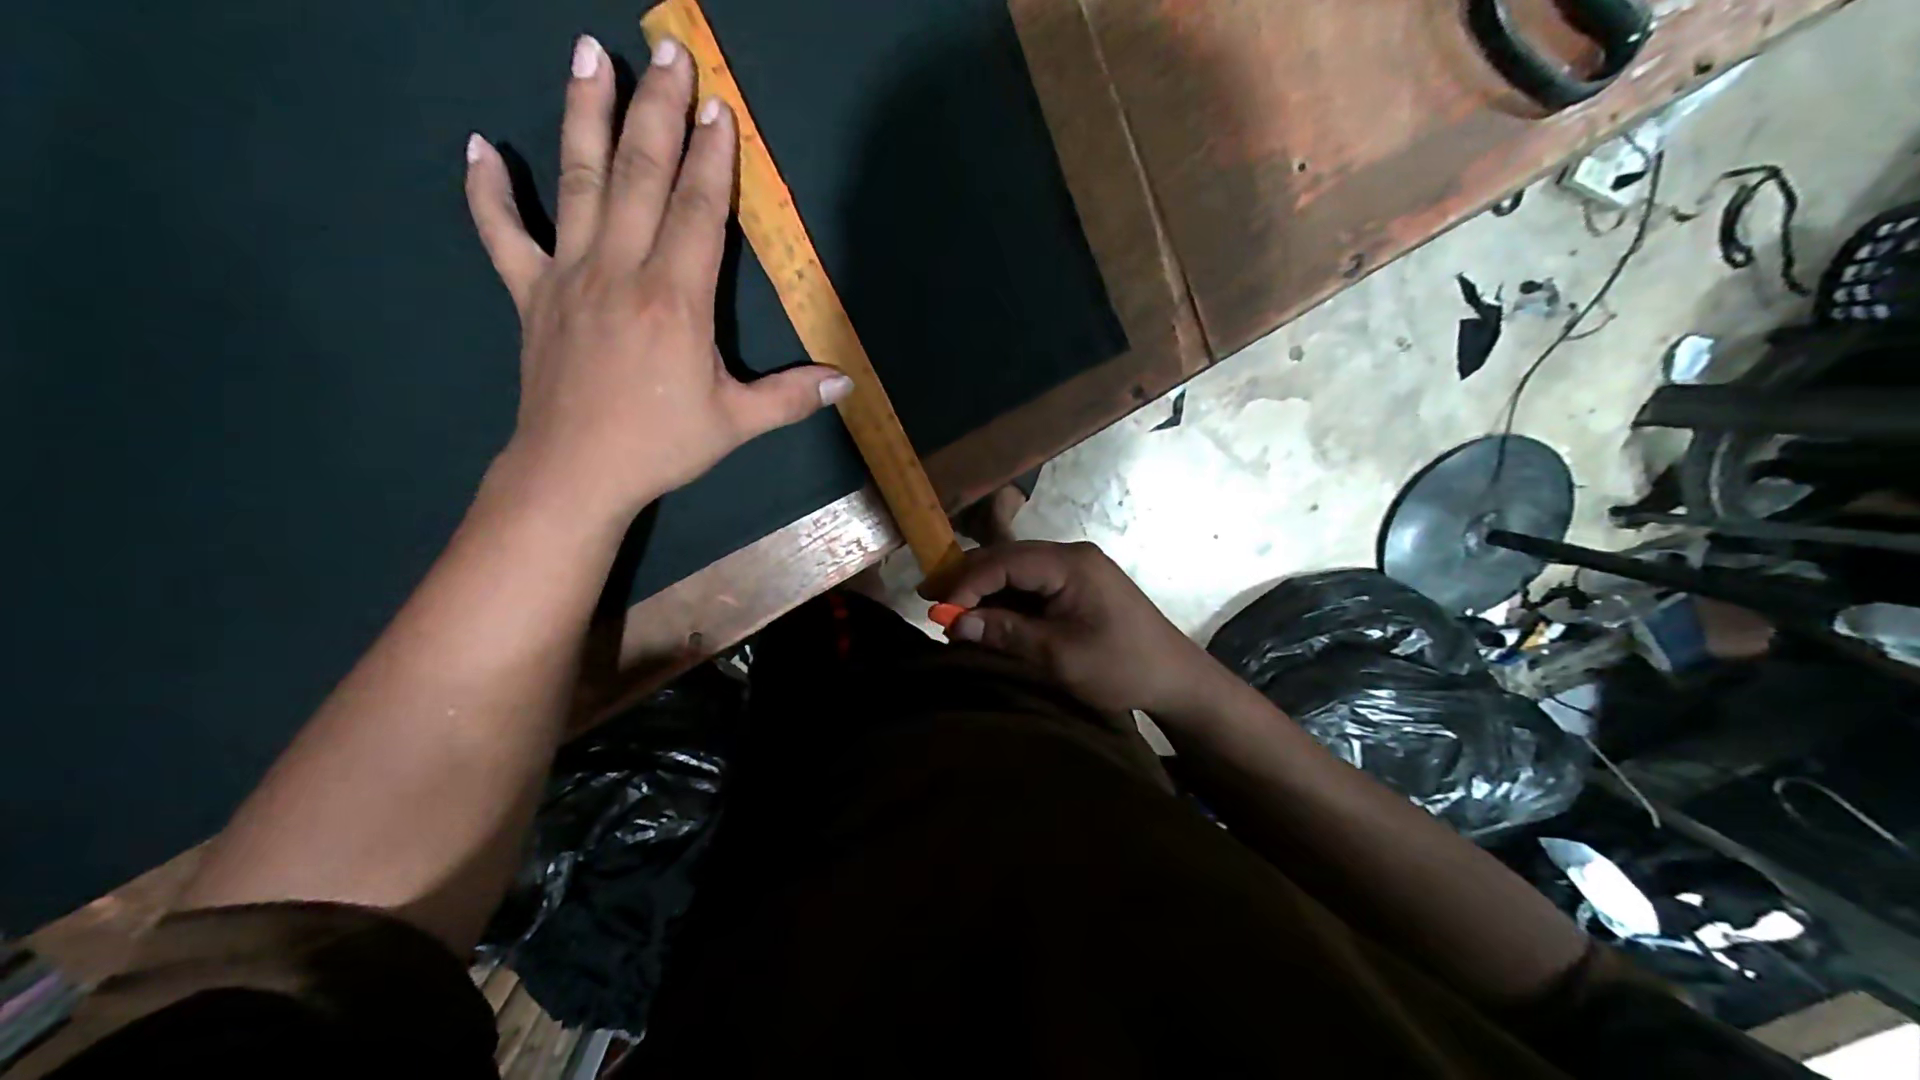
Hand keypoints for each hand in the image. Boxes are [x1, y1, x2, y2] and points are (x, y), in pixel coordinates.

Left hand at [463, 34, 853, 525]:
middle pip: (641, 174)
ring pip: (577, 181)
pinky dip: (488, 191)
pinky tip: (480, 146)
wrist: (574, 473)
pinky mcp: (530, 295)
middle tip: (668, 49)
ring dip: (584, 114)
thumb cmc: (660, 445)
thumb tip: (848, 384)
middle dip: (658, 109)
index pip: (698, 210)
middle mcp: (620, 270)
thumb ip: (791, 398)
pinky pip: (502, 234)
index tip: (718, 107)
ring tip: (589, 53)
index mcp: (674, 299)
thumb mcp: (736, 424)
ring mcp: (568, 276)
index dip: (712, 157)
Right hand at [922, 540, 1235, 718]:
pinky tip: (985, 614)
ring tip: (950, 610)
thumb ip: (1006, 634)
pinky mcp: (1077, 585)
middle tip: (930, 602)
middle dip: (968, 579)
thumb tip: (954, 623)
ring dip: (984, 589)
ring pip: (1016, 569)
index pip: (1006, 561)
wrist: (1176, 679)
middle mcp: (1072, 556)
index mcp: (1072, 564)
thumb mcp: (1060, 656)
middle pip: (1008, 558)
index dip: (967, 582)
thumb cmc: (1122, 667)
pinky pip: (1031, 583)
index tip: (939, 610)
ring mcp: (1076, 568)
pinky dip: (1005, 599)